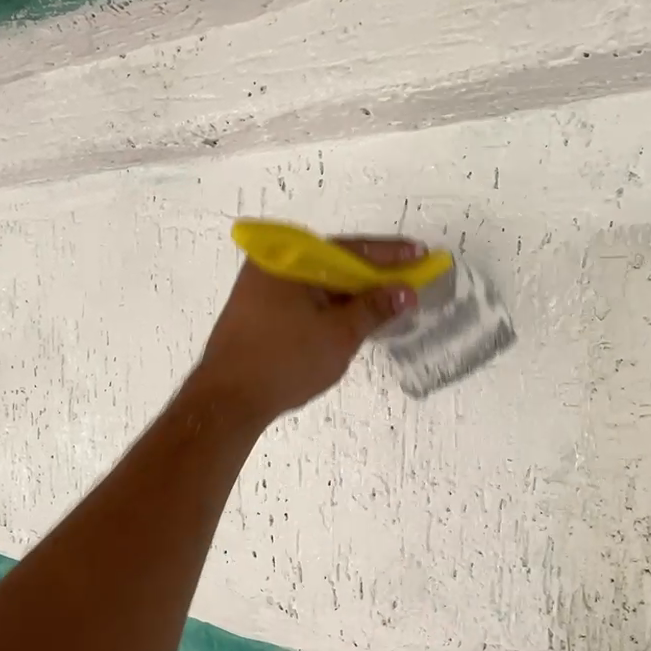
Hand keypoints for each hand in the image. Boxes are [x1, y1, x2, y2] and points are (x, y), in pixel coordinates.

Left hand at [189, 235, 421, 423]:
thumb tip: (405, 291)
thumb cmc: (284, 362)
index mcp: (289, 260)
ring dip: (354, 291)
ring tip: (388, 299)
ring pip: (319, 282)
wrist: (228, 400)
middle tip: (409, 278)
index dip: (390, 255)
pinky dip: (332, 304)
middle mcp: (273, 265)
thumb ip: (374, 308)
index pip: (350, 249)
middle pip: (334, 262)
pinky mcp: (258, 311)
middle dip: (373, 273)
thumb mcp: (339, 335)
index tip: (421, 254)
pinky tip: (354, 316)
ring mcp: (262, 288)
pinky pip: (305, 297)